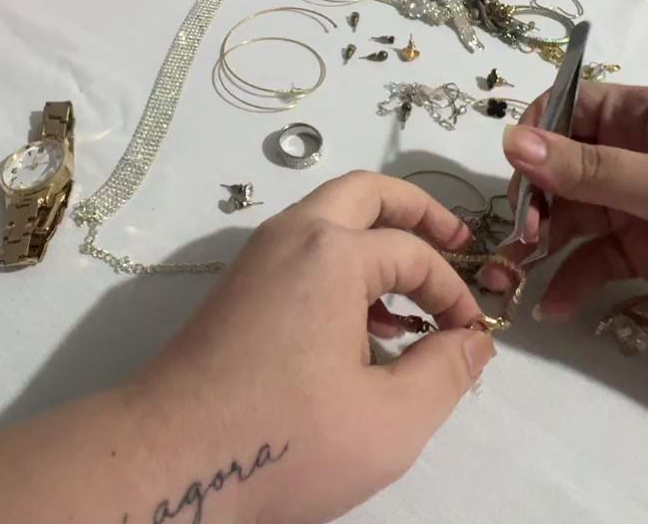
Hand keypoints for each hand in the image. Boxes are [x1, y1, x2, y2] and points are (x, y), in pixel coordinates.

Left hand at [124, 172, 495, 523]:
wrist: (170, 455)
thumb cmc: (286, 437)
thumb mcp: (389, 421)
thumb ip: (445, 373)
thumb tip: (476, 340)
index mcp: (331, 251)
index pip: (414, 253)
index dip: (453, 291)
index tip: (473, 337)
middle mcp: (292, 233)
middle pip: (365, 192)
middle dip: (416, 210)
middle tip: (455, 240)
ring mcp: (259, 253)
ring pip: (329, 216)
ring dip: (376, 237)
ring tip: (412, 295)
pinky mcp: (240, 282)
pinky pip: (303, 248)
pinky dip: (342, 262)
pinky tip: (362, 323)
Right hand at [488, 82, 647, 362]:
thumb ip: (591, 169)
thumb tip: (509, 140)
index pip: (573, 108)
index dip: (537, 135)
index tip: (517, 176)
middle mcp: (643, 157)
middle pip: (564, 168)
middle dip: (534, 200)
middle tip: (520, 239)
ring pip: (574, 218)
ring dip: (543, 245)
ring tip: (515, 278)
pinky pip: (599, 262)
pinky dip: (574, 281)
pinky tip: (555, 306)